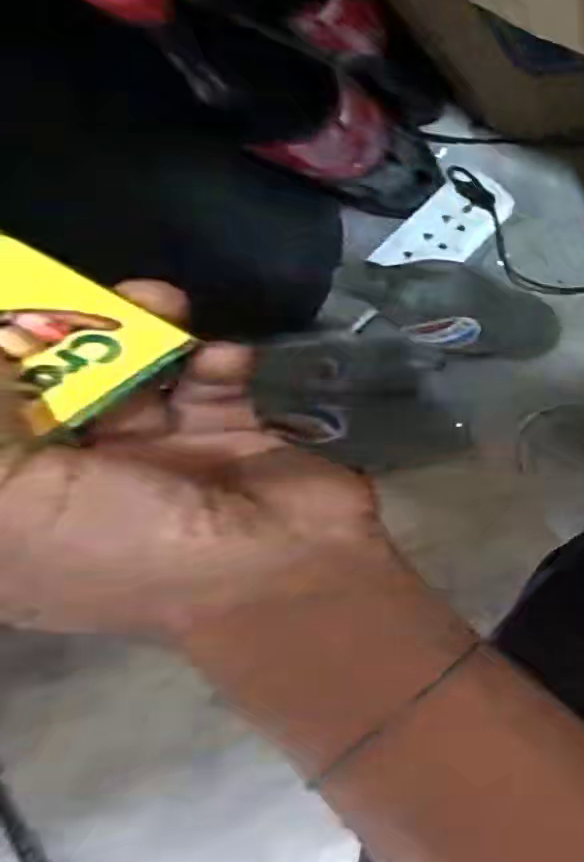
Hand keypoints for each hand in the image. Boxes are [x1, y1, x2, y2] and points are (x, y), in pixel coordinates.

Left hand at [0, 281, 386, 638]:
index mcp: (7, 508)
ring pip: (136, 382)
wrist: (279, 566)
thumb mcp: (15, 498)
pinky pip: (213, 392)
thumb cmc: (126, 547)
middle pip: (50, 393)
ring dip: (146, 339)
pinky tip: (225, 356)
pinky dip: (217, 367)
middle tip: (79, 294)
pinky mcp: (234, 438)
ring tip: (161, 299)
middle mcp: (74, 477)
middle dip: (62, 340)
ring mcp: (161, 456)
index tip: (4, 321)